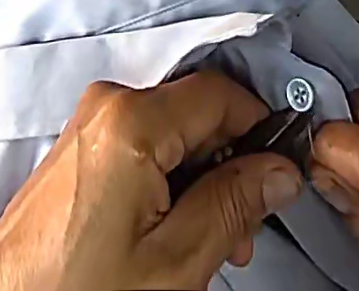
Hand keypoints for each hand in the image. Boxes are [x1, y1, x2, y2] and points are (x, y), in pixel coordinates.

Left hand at [0, 71, 302, 290]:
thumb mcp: (172, 265)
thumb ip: (234, 203)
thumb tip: (278, 170)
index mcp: (132, 121)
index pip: (223, 94)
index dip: (259, 129)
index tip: (278, 168)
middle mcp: (108, 107)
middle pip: (199, 111)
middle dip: (229, 162)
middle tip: (242, 222)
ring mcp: (89, 126)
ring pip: (175, 129)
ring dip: (202, 176)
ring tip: (209, 239)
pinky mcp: (80, 150)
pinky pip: (144, 142)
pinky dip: (169, 178)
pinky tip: (173, 228)